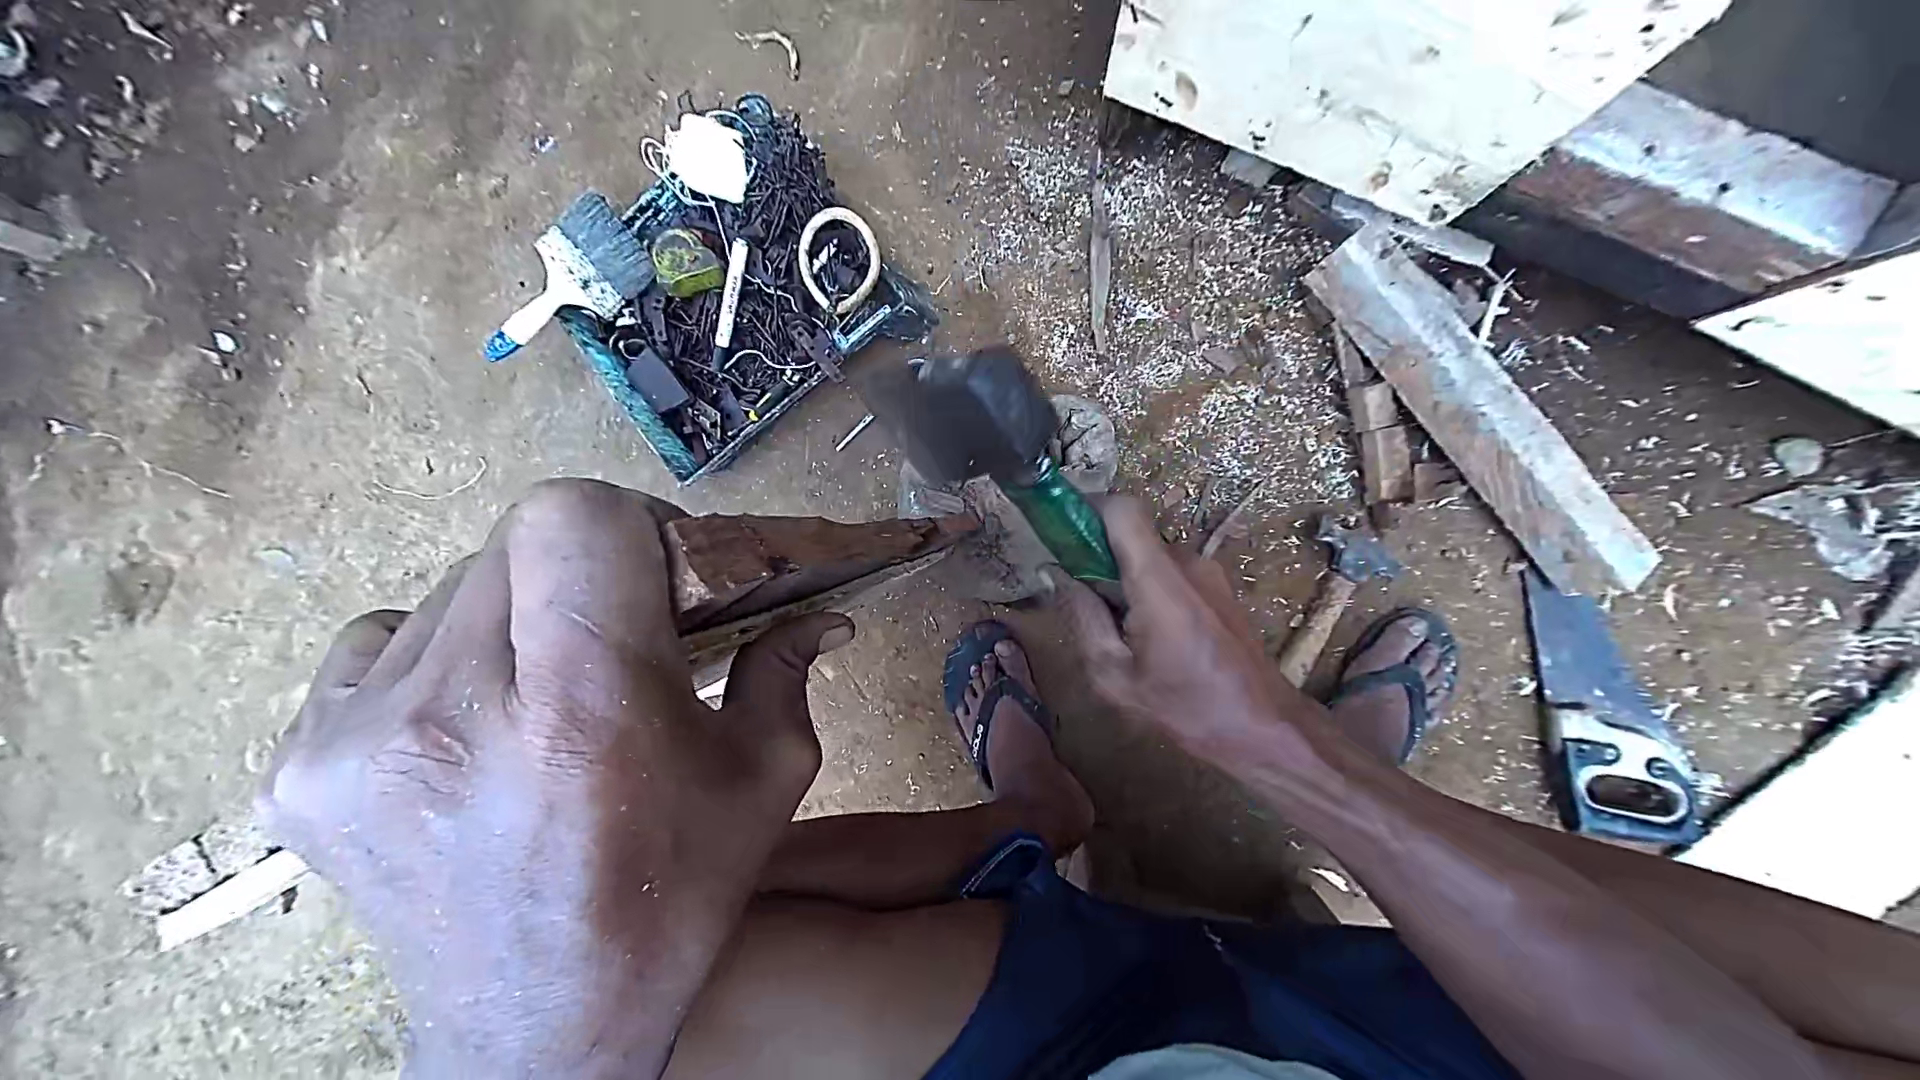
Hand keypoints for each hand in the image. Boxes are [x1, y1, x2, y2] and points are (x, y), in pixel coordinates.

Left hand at [258, 479, 851, 1078]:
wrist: (543, 1022)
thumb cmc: (677, 894)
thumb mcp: (766, 775)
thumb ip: (788, 670)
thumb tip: (826, 615)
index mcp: (587, 704)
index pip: (573, 516)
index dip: (627, 520)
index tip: (661, 567)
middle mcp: (457, 706)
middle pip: (517, 537)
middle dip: (586, 560)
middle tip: (624, 619)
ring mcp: (359, 737)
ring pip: (456, 583)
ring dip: (524, 605)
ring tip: (554, 675)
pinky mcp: (300, 767)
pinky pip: (385, 639)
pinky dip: (448, 649)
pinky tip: (482, 711)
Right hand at [1050, 497, 1323, 771]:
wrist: (1267, 729)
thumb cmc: (1188, 709)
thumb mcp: (1115, 675)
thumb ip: (1082, 617)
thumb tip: (1054, 574)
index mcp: (1160, 581)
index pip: (1121, 509)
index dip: (1086, 510)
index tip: (1059, 535)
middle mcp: (1187, 563)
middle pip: (1130, 533)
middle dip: (1097, 556)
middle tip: (1078, 597)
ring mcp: (1208, 572)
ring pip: (1148, 554)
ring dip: (1122, 576)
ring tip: (1115, 626)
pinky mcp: (1218, 586)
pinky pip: (1169, 570)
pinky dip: (1146, 587)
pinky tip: (1146, 634)